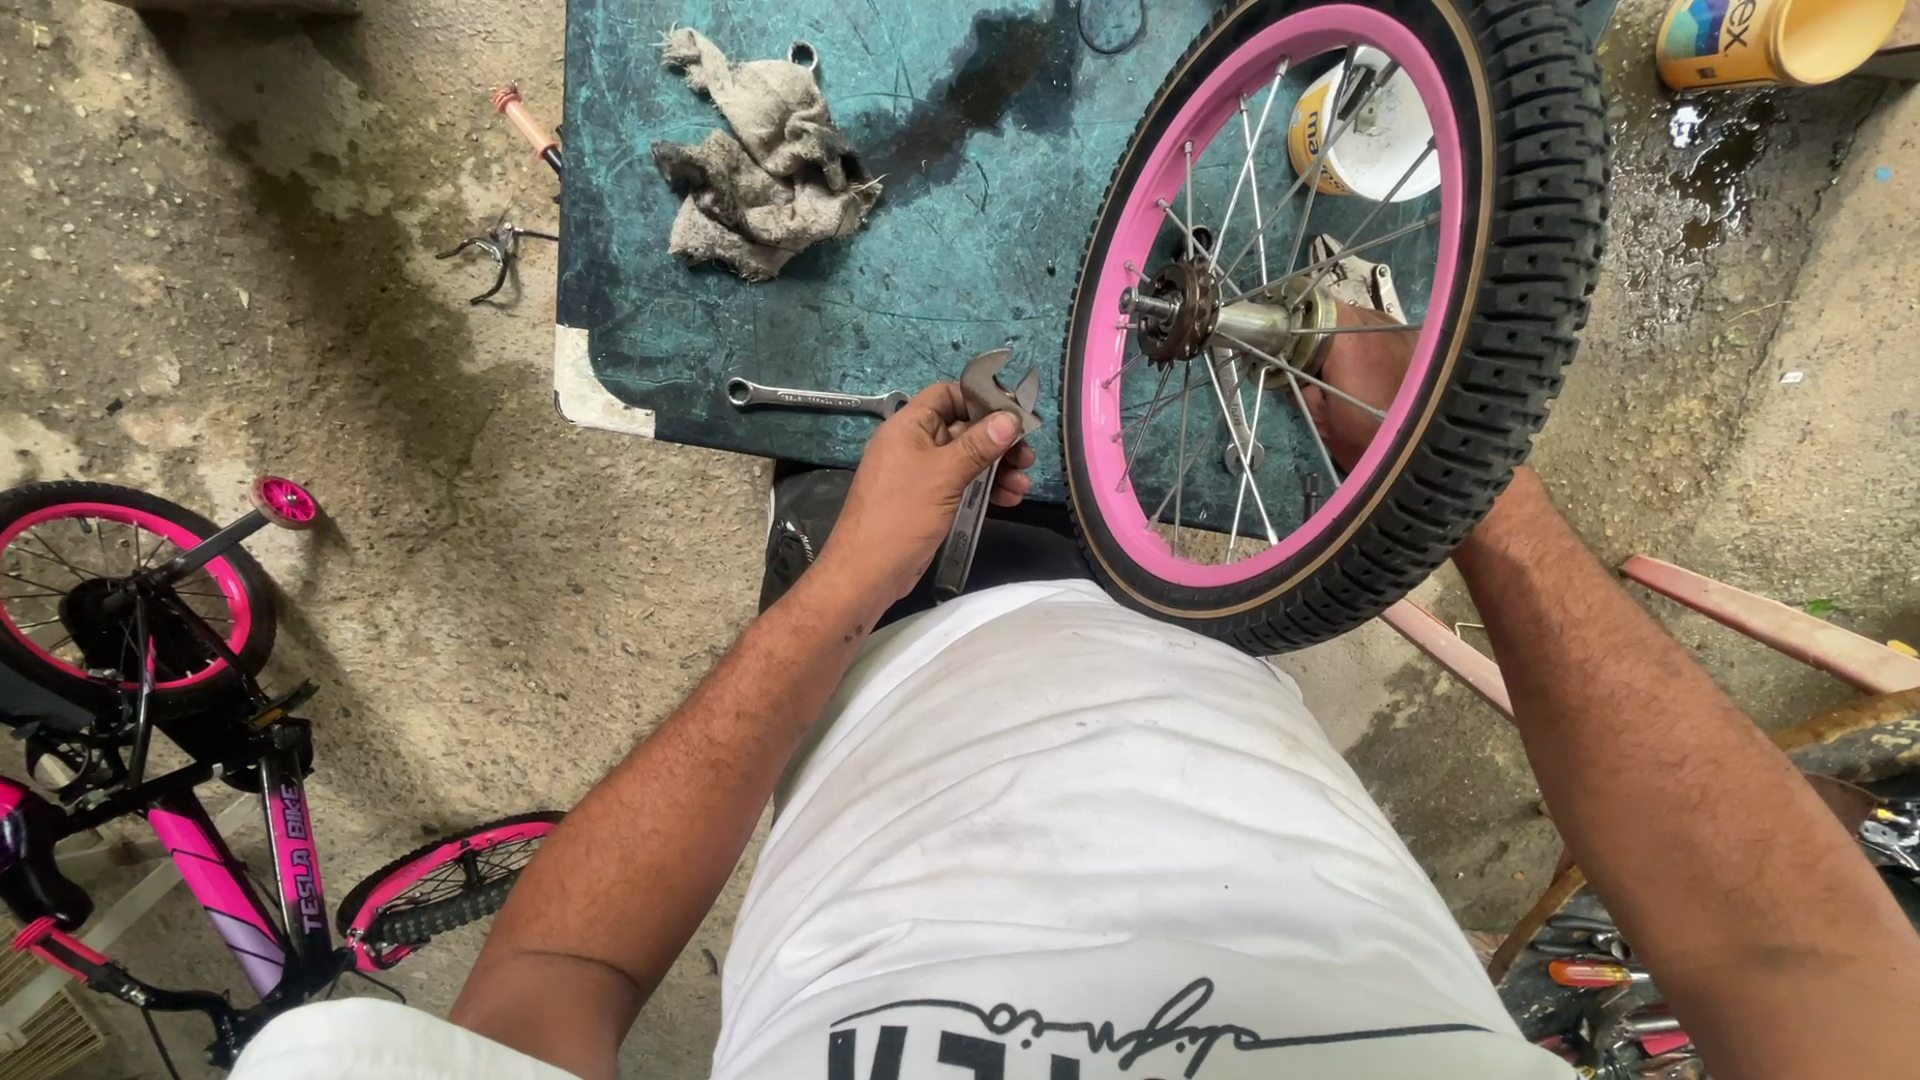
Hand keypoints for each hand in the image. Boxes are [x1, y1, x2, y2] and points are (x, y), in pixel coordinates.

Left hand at [812, 383, 1034, 612]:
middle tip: (1026, 457)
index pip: (946, 395)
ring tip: (1022, 485)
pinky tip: (1009, 499)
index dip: (978, 400)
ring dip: (997, 468)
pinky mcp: (928, 501)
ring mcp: (921, 475)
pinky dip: (985, 488)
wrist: (868, 572)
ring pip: (966, 460)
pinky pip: (961, 484)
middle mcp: (913, 445)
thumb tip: (1010, 418)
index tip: (1011, 416)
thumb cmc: (901, 515)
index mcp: (907, 427)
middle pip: (962, 428)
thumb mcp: (943, 475)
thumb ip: (978, 445)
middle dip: (997, 441)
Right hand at [1296, 303, 1418, 470]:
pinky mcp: (1421, 342)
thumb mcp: (1316, 414)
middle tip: (1308, 359)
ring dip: (1347, 338)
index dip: (1295, 320)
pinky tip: (1368, 369)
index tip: (1282, 339)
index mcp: (1348, 338)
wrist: (1420, 456)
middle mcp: (1380, 323)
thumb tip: (1285, 363)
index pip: (1314, 307)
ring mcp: (1405, 329)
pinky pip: (1386, 334)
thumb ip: (1297, 379)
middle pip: (1340, 311)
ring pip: (1363, 321)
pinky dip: (1372, 345)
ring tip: (1340, 367)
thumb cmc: (1363, 439)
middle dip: (1320, 330)